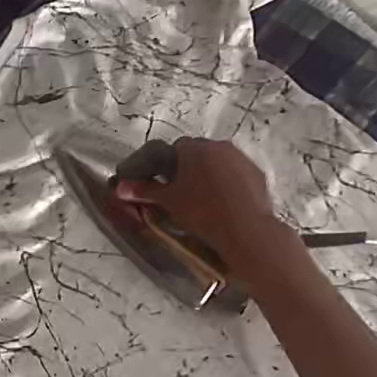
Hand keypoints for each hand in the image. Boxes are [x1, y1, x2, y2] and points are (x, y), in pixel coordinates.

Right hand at [114, 138, 295, 274]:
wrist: (245, 230)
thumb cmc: (202, 212)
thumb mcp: (169, 202)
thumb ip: (144, 190)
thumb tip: (119, 188)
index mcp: (195, 148)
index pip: (174, 148)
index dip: (166, 164)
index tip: (163, 182)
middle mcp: (220, 146)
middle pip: (197, 152)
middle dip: (188, 167)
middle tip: (180, 192)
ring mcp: (241, 159)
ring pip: (218, 162)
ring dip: (208, 174)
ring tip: (202, 199)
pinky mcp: (257, 175)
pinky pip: (235, 174)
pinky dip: (227, 184)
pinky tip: (223, 204)